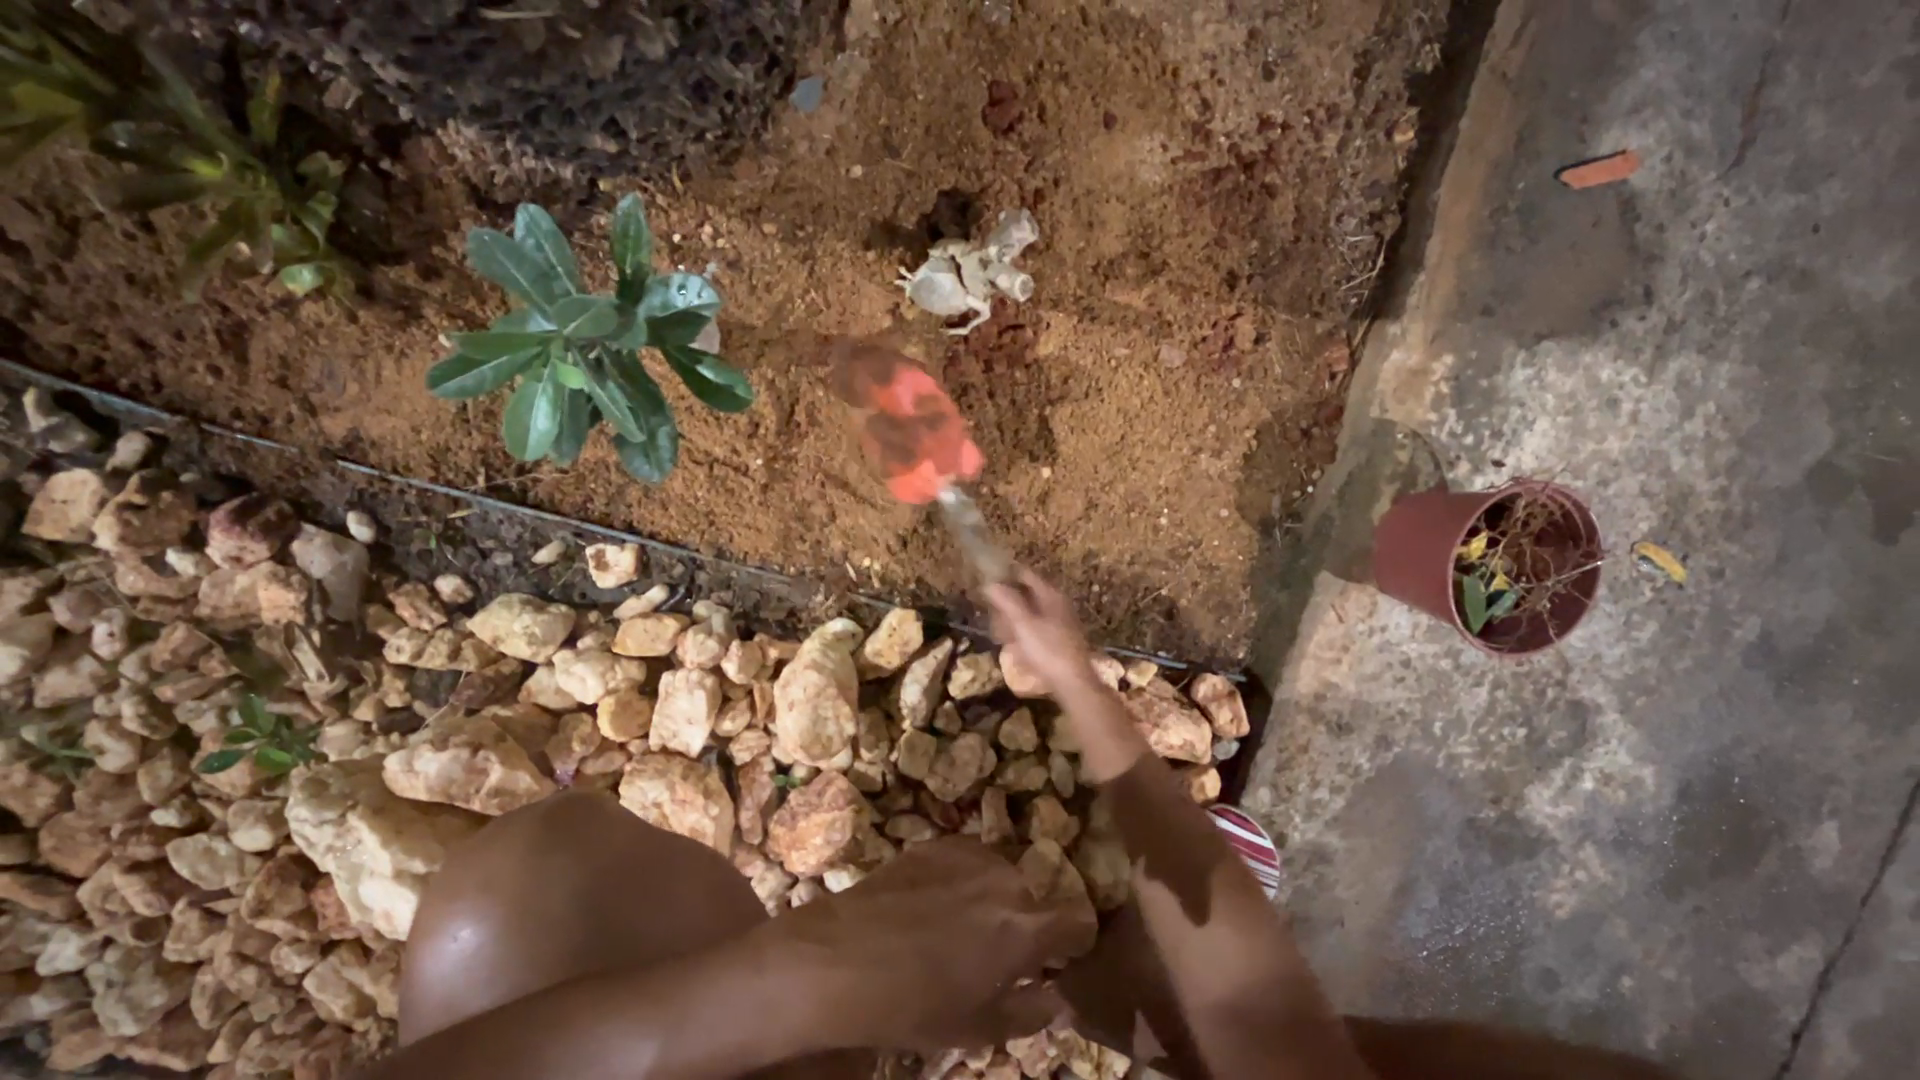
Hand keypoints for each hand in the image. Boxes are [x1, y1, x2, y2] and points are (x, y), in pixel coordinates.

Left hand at [769, 837, 1094, 1051]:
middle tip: (995, 954)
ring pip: (1001, 876)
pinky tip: (931, 906)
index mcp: (1027, 926)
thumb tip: (1058, 999)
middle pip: (1036, 897)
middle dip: (1025, 922)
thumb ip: (1032, 1011)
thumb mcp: (980, 1027)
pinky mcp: (935, 843)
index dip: (1075, 943)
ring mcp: (969, 855)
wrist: (840, 958)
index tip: (1058, 961)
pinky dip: (962, 880)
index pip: (1080, 921)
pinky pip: (967, 861)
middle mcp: (1007, 879)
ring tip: (957, 929)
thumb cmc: (915, 1005)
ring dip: (993, 898)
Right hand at [984, 569, 1096, 695]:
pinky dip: (1024, 634)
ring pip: (1032, 613)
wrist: (1073, 682)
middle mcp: (1058, 603)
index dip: (1006, 574)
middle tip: (992, 613)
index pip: (1026, 574)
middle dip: (1008, 602)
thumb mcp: (1023, 624)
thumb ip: (1007, 601)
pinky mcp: (1061, 639)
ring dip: (1014, 621)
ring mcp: (1062, 622)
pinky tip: (1017, 649)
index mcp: (1051, 595)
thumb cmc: (1047, 650)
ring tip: (1001, 634)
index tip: (988, 580)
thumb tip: (990, 583)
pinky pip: (1037, 629)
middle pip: (1028, 594)